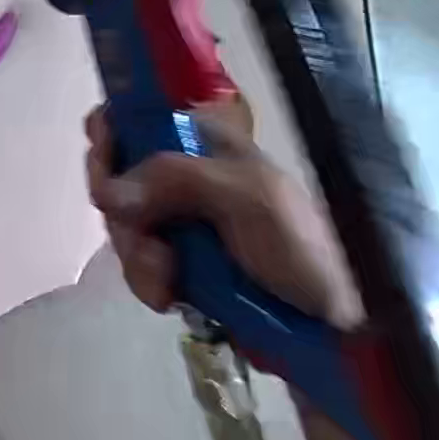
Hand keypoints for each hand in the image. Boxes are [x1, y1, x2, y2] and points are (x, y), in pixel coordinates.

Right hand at [86, 103, 363, 330]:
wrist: (334, 326)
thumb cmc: (300, 246)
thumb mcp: (249, 198)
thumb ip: (178, 180)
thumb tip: (107, 192)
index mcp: (200, 138)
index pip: (135, 113)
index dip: (108, 133)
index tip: (104, 173)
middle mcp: (181, 170)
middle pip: (115, 174)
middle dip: (122, 216)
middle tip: (147, 245)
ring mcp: (176, 215)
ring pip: (121, 222)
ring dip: (136, 256)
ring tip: (168, 282)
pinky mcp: (176, 256)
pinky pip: (136, 261)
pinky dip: (146, 280)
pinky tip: (169, 296)